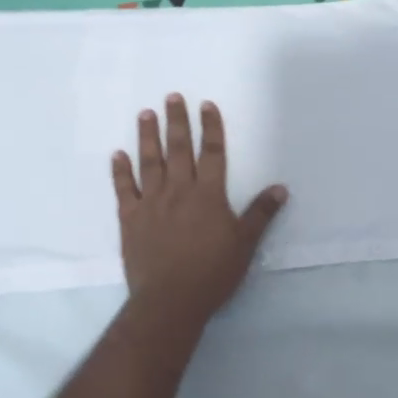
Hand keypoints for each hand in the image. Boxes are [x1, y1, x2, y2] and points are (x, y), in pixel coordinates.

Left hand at [111, 95, 287, 326]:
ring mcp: (151, 203)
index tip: (206, 105)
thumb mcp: (245, 243)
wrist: (170, 300)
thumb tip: (280, 188)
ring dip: (147, 137)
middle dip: (177, 122)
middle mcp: (179, 191)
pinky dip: (120, 172)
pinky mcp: (130, 219)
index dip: (211, 128)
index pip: (212, 153)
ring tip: (146, 113)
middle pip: (178, 150)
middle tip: (171, 97)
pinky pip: (124, 190)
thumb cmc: (213, 272)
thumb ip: (261, 214)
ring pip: (149, 162)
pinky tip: (117, 155)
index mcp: (208, 195)